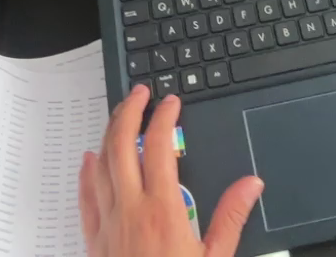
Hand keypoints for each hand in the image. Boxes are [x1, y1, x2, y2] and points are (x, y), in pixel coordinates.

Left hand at [79, 85, 264, 256]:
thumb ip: (231, 217)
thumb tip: (251, 182)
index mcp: (162, 211)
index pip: (158, 144)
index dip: (164, 116)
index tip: (172, 102)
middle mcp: (130, 210)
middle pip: (120, 143)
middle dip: (129, 110)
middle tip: (141, 93)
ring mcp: (108, 225)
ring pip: (99, 163)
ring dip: (108, 133)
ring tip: (121, 115)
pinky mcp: (94, 243)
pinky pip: (85, 198)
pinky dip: (86, 172)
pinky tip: (89, 159)